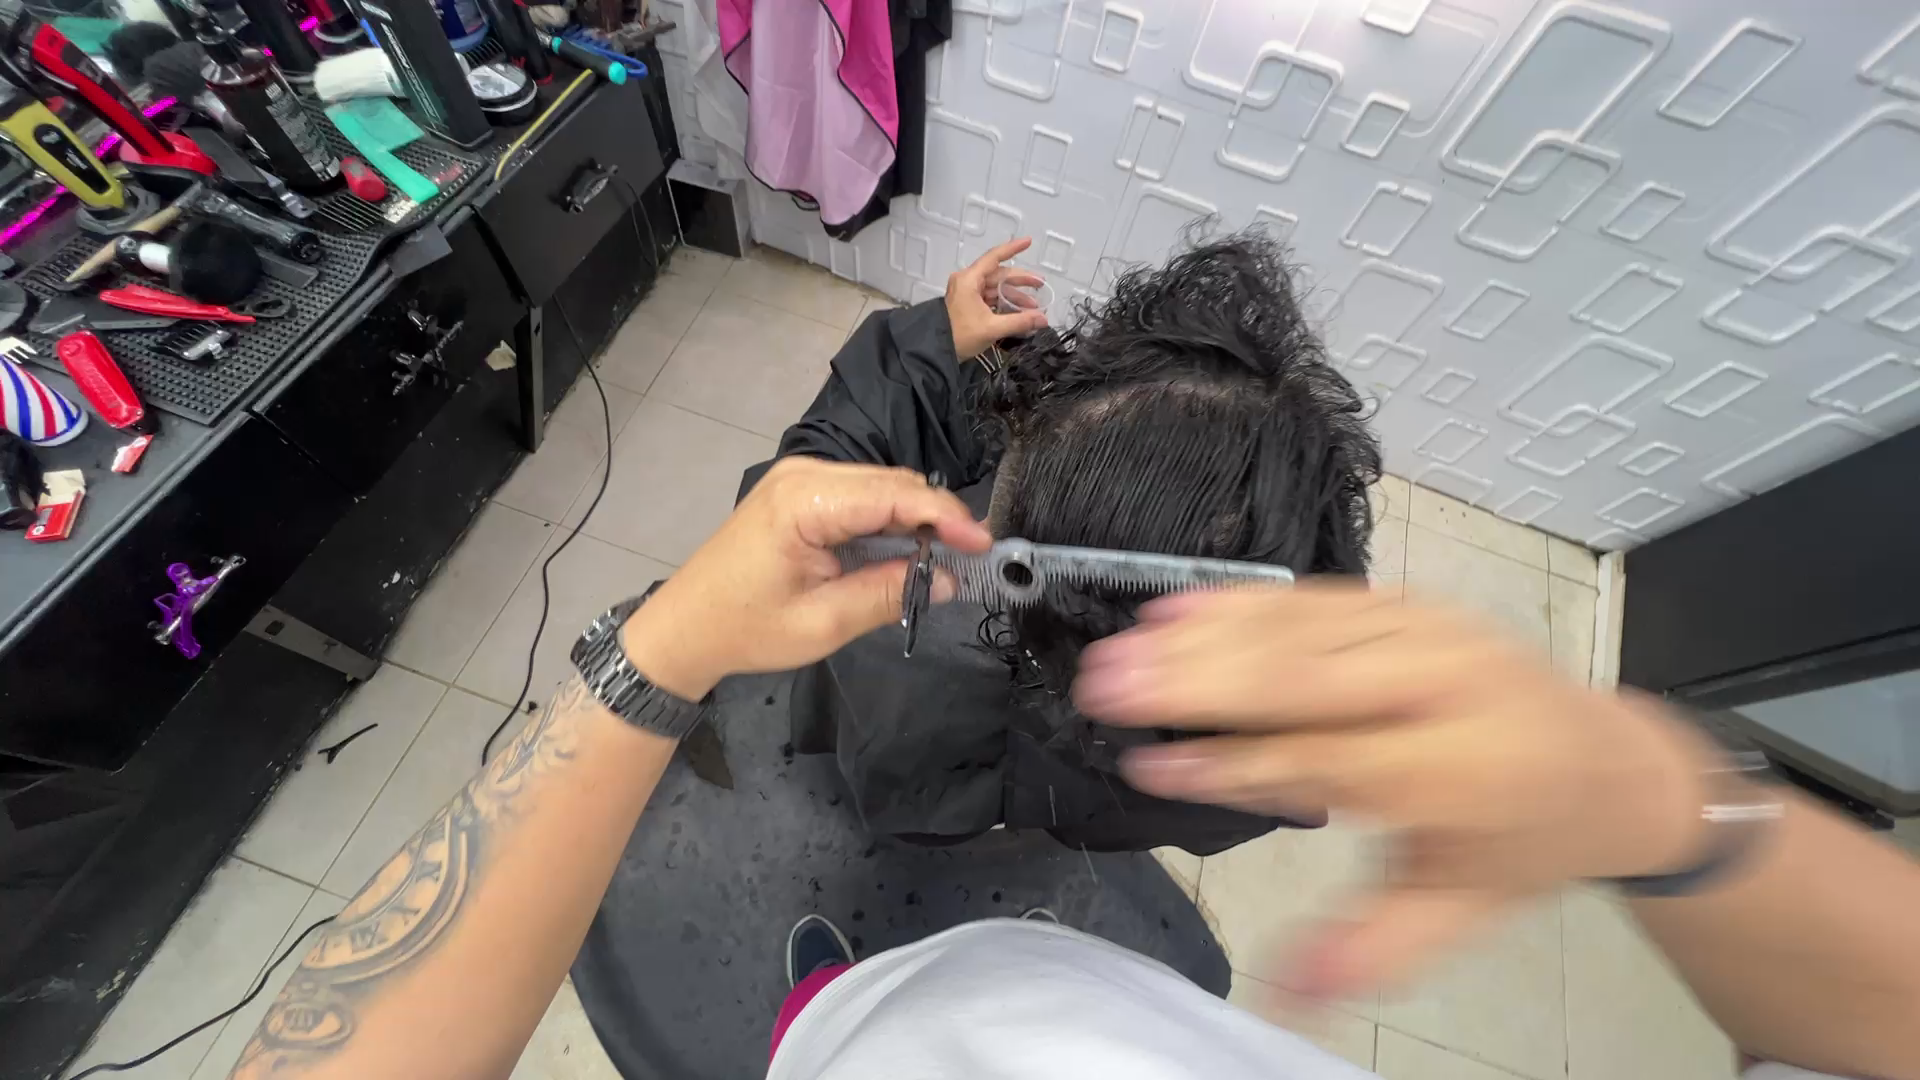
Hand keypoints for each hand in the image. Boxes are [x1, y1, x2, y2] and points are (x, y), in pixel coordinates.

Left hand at [620, 458, 990, 699]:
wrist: (685, 627)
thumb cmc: (746, 628)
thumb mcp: (823, 622)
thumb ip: (889, 593)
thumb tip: (949, 581)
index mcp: (807, 499)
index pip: (897, 494)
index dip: (948, 517)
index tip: (984, 546)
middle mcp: (805, 473)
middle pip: (894, 483)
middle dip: (937, 518)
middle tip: (970, 559)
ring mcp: (801, 477)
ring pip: (882, 487)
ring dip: (915, 520)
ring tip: (943, 560)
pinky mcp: (802, 491)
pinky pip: (862, 497)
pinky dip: (890, 521)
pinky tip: (905, 550)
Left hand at [947, 236, 1047, 359]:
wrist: (937, 351)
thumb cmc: (961, 336)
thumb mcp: (992, 328)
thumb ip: (1020, 322)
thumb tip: (1044, 320)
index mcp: (969, 280)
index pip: (994, 257)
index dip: (1013, 248)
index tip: (1029, 242)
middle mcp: (967, 281)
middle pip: (998, 275)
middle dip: (1020, 281)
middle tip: (1040, 285)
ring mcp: (967, 293)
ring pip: (995, 288)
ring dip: (1014, 296)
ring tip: (1032, 307)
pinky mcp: (967, 304)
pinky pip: (989, 298)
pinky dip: (1004, 304)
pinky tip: (1018, 312)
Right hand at [1071, 584, 1717, 997]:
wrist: (1606, 755)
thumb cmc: (1520, 837)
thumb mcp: (1464, 906)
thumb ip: (1375, 944)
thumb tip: (1287, 996)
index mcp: (1471, 767)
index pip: (1330, 762)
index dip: (1235, 767)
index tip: (1152, 769)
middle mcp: (1442, 682)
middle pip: (1302, 678)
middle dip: (1195, 682)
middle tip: (1105, 687)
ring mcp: (1418, 627)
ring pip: (1291, 628)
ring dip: (1195, 638)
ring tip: (1119, 653)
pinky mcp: (1396, 599)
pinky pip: (1304, 593)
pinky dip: (1233, 601)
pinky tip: (1172, 607)